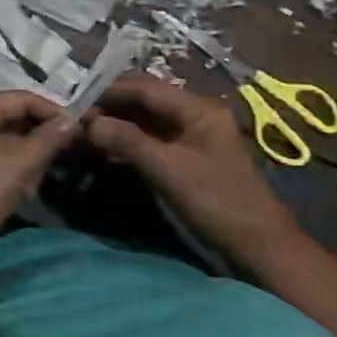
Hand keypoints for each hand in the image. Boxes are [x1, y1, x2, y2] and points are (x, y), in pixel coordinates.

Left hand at [0, 91, 76, 259]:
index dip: (50, 110)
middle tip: (67, 153)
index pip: (20, 98)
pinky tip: (28, 188)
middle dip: (41, 136)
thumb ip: (47, 139)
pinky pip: (6, 155)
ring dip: (32, 156)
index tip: (80, 126)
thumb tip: (73, 120)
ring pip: (14, 138)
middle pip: (17, 117)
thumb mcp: (17, 165)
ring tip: (38, 178)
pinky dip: (21, 168)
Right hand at [85, 77, 298, 256]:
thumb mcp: (168, 169)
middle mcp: (197, 117)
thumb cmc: (216, 201)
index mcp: (199, 110)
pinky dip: (129, 144)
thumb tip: (88, 123)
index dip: (110, 91)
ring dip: (118, 126)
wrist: (259, 247)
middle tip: (77, 117)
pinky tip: (106, 151)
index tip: (77, 98)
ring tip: (85, 133)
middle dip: (112, 108)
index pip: (146, 89)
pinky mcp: (190, 160)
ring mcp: (195, 139)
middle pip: (147, 103)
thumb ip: (128, 141)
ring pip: (147, 123)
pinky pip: (153, 142)